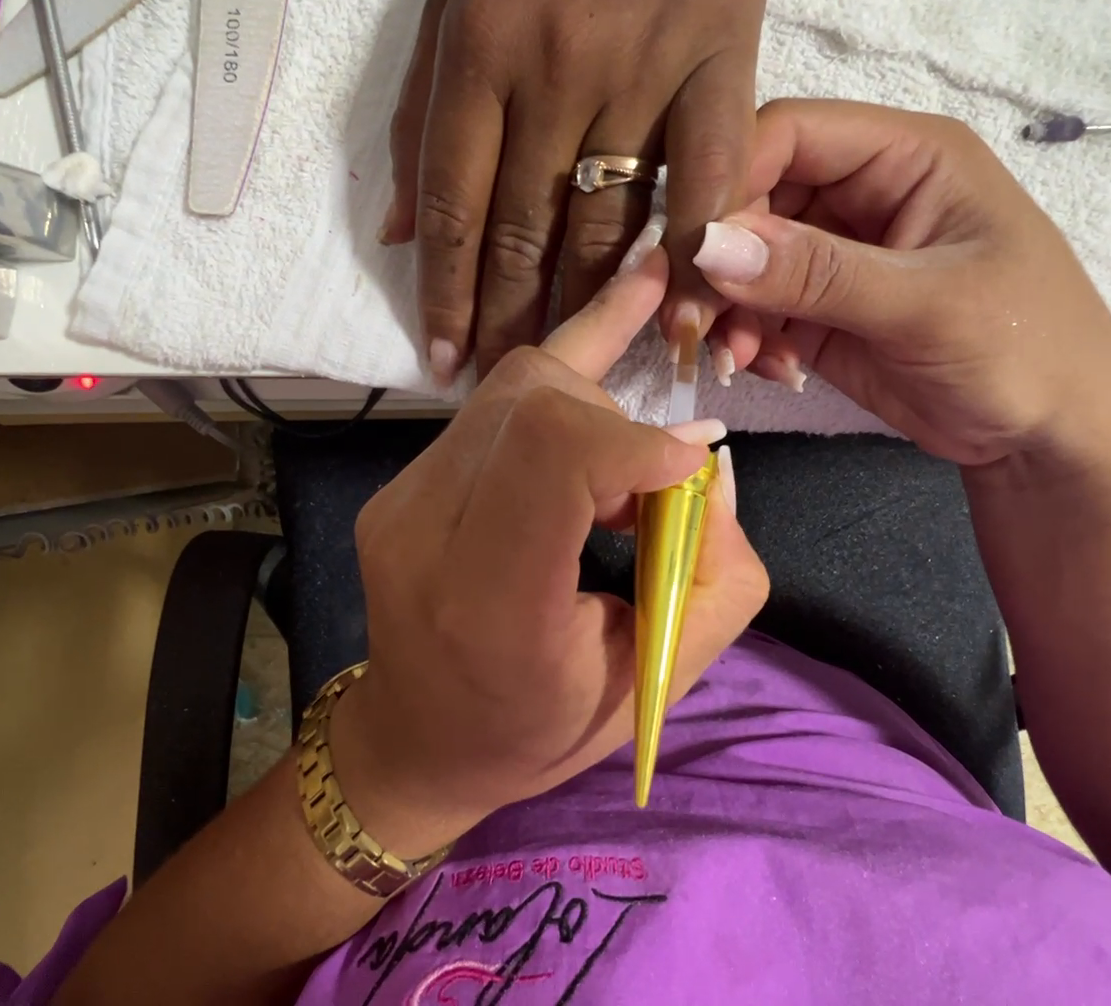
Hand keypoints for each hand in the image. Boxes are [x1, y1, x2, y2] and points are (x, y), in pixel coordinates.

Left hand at [330, 232, 766, 853]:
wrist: (418, 739)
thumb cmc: (541, 727)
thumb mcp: (656, 678)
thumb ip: (713, 572)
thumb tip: (709, 460)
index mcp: (493, 605)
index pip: (556, 459)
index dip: (638, 441)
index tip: (691, 464)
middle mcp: (427, 535)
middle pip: (533, 403)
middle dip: (619, 423)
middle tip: (653, 481)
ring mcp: (400, 500)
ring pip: (512, 386)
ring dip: (590, 405)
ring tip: (624, 465)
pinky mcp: (397, 483)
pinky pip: (489, 407)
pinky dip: (556, 400)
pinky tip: (603, 372)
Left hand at [383, 0, 766, 385]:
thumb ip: (418, 114)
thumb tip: (395, 232)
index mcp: (480, 52)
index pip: (453, 207)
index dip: (445, 294)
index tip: (444, 359)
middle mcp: (555, 74)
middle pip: (524, 229)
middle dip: (508, 318)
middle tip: (503, 382)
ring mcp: (643, 72)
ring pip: (605, 220)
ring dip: (582, 307)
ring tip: (565, 369)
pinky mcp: (722, 62)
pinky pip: (708, 180)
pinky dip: (692, 257)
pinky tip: (676, 325)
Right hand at [692, 99, 1110, 468]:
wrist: (1044, 440)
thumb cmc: (1024, 350)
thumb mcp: (924, 305)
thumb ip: (815, 272)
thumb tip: (708, 246)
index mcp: (905, 156)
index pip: (788, 135)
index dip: (728, 179)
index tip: (689, 249)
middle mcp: (861, 194)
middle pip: (752, 198)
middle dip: (716, 260)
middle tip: (691, 320)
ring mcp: (834, 256)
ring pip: (742, 260)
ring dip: (724, 307)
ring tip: (734, 357)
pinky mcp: (816, 312)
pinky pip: (754, 309)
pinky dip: (744, 338)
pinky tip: (763, 370)